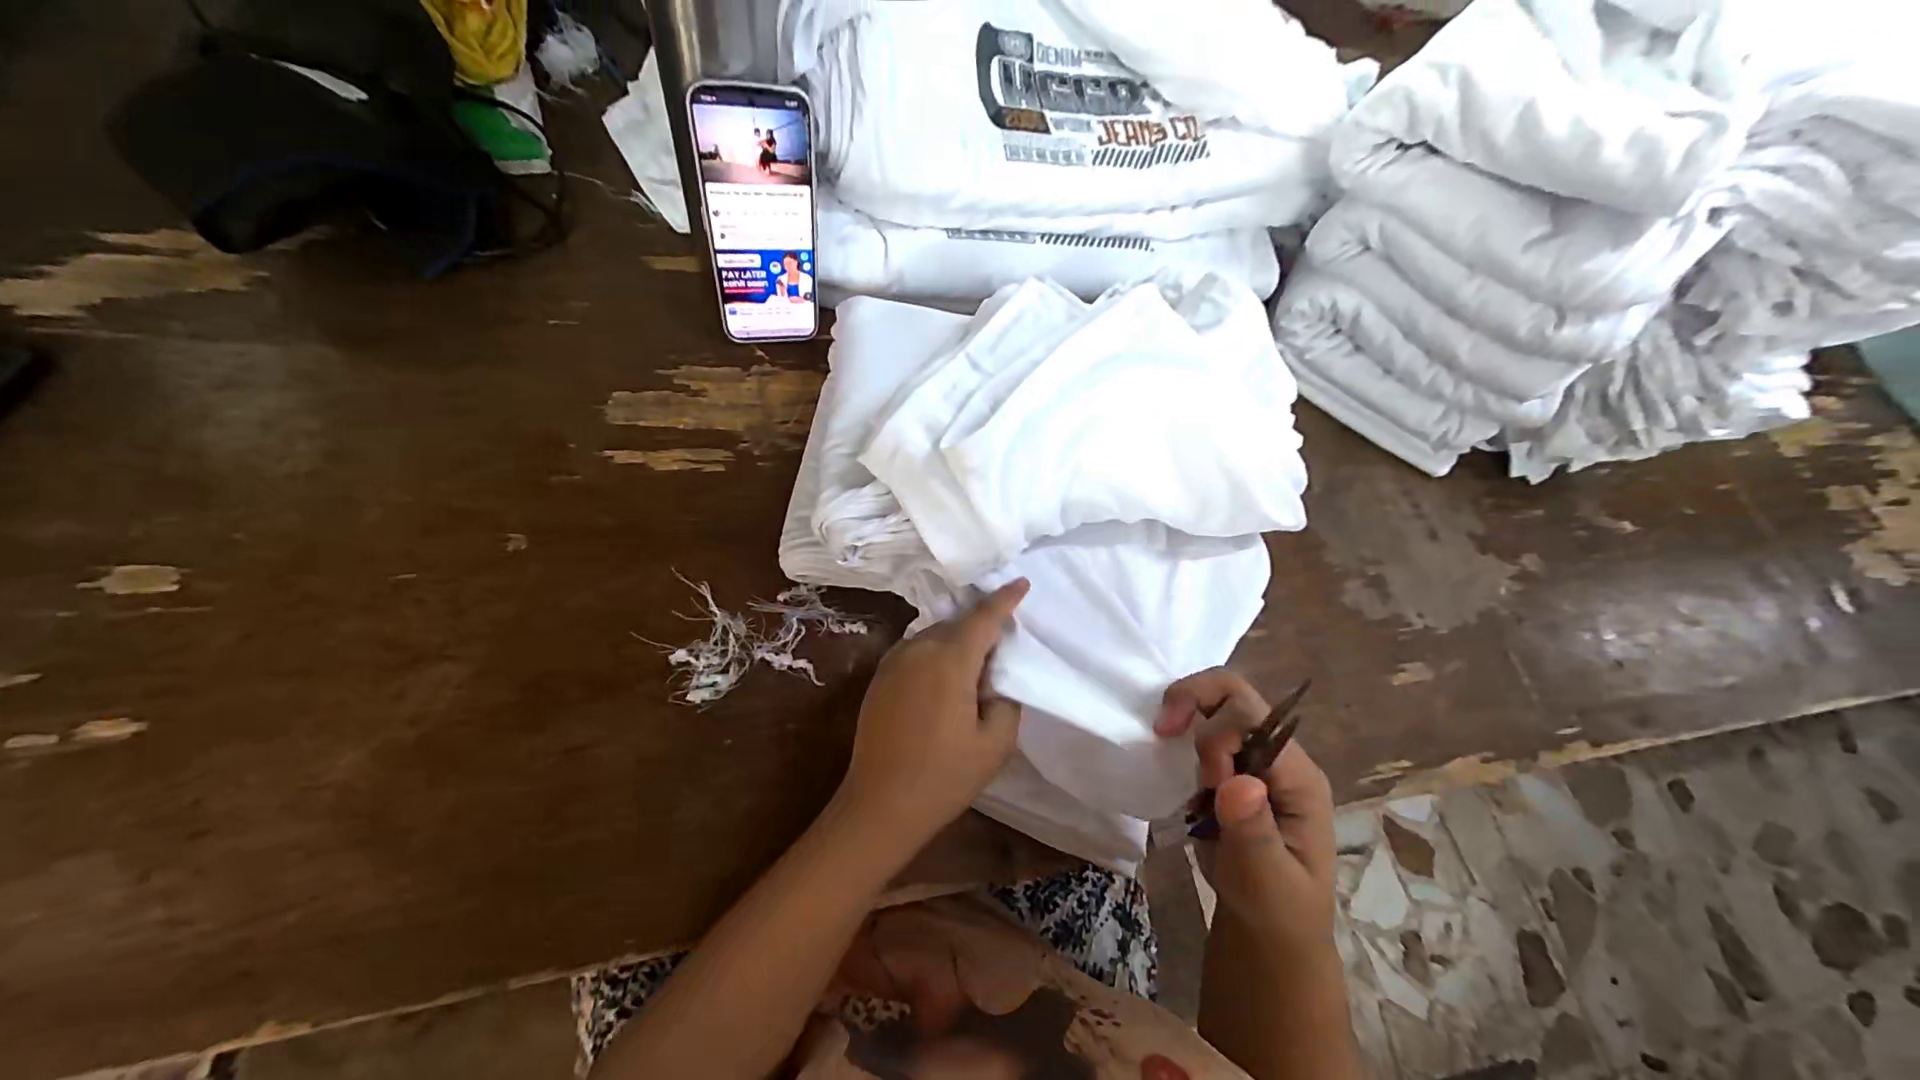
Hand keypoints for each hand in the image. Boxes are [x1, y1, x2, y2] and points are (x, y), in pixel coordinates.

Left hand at [835, 579, 1028, 848]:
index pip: (983, 617)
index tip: (1021, 582)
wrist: (880, 804)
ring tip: (973, 667)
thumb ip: (1005, 699)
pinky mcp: (878, 678)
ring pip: (933, 635)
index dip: (1005, 598)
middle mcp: (917, 650)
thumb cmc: (944, 777)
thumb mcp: (995, 743)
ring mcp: (892, 662)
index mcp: (949, 660)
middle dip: (981, 626)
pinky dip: (935, 654)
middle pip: (957, 623)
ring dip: (956, 641)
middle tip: (1002, 644)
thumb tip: (994, 678)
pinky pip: (915, 651)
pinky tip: (944, 681)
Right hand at [1156, 668, 1336, 955]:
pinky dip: (1180, 730)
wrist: (1266, 929)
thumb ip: (1253, 833)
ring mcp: (1254, 757)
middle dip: (1193, 700)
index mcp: (1299, 777)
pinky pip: (1202, 725)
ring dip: (1185, 715)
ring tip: (1166, 744)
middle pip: (1235, 695)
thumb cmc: (1275, 909)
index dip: (1219, 737)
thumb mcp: (1267, 883)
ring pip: (1215, 703)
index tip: (1207, 783)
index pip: (1255, 720)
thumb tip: (1238, 782)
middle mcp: (1279, 756)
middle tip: (1163, 730)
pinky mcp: (1231, 765)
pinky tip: (1170, 756)